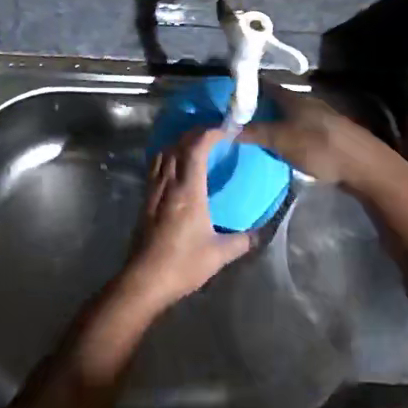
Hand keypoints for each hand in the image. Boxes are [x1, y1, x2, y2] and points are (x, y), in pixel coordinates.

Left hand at [115, 129, 252, 313]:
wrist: (144, 279)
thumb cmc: (183, 264)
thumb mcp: (219, 254)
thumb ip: (243, 240)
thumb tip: (262, 232)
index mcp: (188, 191)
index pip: (195, 148)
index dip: (209, 133)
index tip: (226, 129)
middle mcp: (168, 183)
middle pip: (177, 144)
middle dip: (195, 132)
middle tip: (214, 132)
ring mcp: (153, 190)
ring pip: (163, 153)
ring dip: (179, 142)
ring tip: (196, 144)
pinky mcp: (144, 199)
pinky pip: (155, 166)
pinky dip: (168, 156)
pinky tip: (177, 166)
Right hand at [238, 86, 401, 190]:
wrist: (365, 167)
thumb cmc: (319, 148)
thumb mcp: (280, 140)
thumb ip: (253, 132)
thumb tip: (224, 127)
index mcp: (294, 97)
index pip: (264, 85)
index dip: (247, 89)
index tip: (229, 97)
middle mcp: (307, 102)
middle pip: (277, 100)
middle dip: (259, 108)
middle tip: (239, 120)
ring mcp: (321, 118)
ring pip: (290, 115)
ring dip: (275, 122)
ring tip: (257, 135)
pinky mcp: (330, 135)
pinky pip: (301, 129)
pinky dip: (288, 134)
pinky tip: (283, 147)